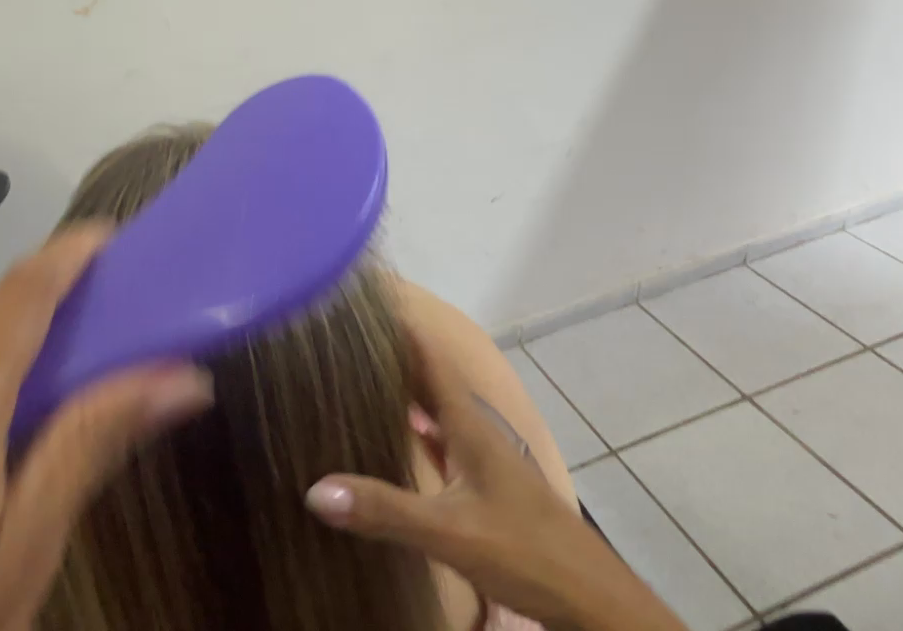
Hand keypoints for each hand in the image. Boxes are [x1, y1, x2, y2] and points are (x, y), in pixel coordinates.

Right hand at [304, 333, 685, 630]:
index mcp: (469, 423)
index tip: (364, 305)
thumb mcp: (448, 530)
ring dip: (406, 389)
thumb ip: (384, 509)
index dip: (401, 329)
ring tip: (363, 375)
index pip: (430, 357)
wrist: (588, 596)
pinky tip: (402, 433)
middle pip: (432, 378)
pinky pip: (444, 438)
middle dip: (394, 355)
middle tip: (346, 338)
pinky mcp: (487, 484)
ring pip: (438, 408)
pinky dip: (419, 426)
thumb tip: (314, 488)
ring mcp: (485, 457)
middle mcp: (476, 429)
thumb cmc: (523, 550)